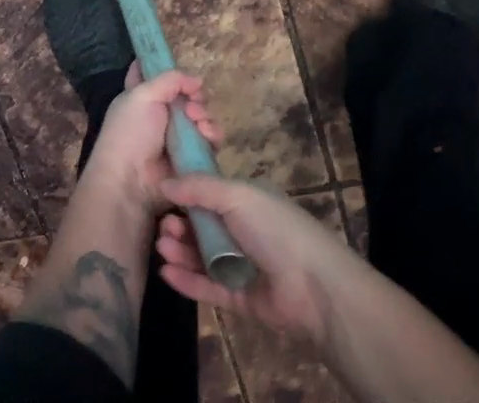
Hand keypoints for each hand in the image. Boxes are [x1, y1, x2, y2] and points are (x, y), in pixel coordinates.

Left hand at [79, 63, 219, 212]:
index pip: (149, 73)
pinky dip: (211, 135)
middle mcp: (158, 114)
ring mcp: (176, 136)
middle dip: (194, 96)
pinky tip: (207, 135)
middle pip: (185, 95)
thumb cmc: (130, 132)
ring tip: (198, 121)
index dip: (162, 65)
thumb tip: (197, 81)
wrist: (132, 180)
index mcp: (138, 97)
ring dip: (204, 116)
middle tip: (193, 103)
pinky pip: (209, 140)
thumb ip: (170, 80)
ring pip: (200, 117)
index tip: (176, 62)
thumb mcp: (142, 95)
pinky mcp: (192, 156)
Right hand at [155, 175, 352, 344]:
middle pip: (203, 228)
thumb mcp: (238, 195)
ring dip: (180, 251)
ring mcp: (243, 266)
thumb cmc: (277, 230)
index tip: (163, 196)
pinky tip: (166, 272)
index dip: (186, 196)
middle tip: (164, 228)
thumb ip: (199, 187)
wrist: (316, 288)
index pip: (210, 196)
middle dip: (180, 226)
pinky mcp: (240, 297)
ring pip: (203, 257)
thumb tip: (164, 182)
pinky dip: (187, 280)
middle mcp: (245, 232)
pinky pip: (208, 287)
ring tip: (163, 248)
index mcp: (249, 204)